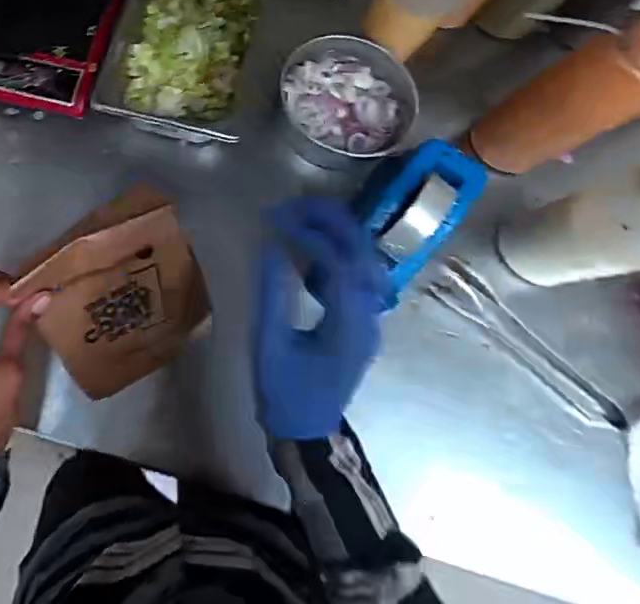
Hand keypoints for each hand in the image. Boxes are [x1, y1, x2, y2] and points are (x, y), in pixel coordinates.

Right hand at [254, 197, 388, 439]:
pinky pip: (358, 273)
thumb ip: (271, 293)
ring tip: (300, 217)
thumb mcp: (269, 343)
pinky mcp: (363, 320)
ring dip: (336, 232)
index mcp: (349, 324)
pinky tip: (311, 249)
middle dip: (329, 221)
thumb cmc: (285, 391)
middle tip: (291, 206)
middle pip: (360, 252)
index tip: (279, 221)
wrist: (308, 433)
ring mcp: (371, 318)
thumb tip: (269, 247)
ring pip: (364, 259)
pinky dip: (337, 252)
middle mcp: (369, 316)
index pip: (339, 263)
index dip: (310, 235)